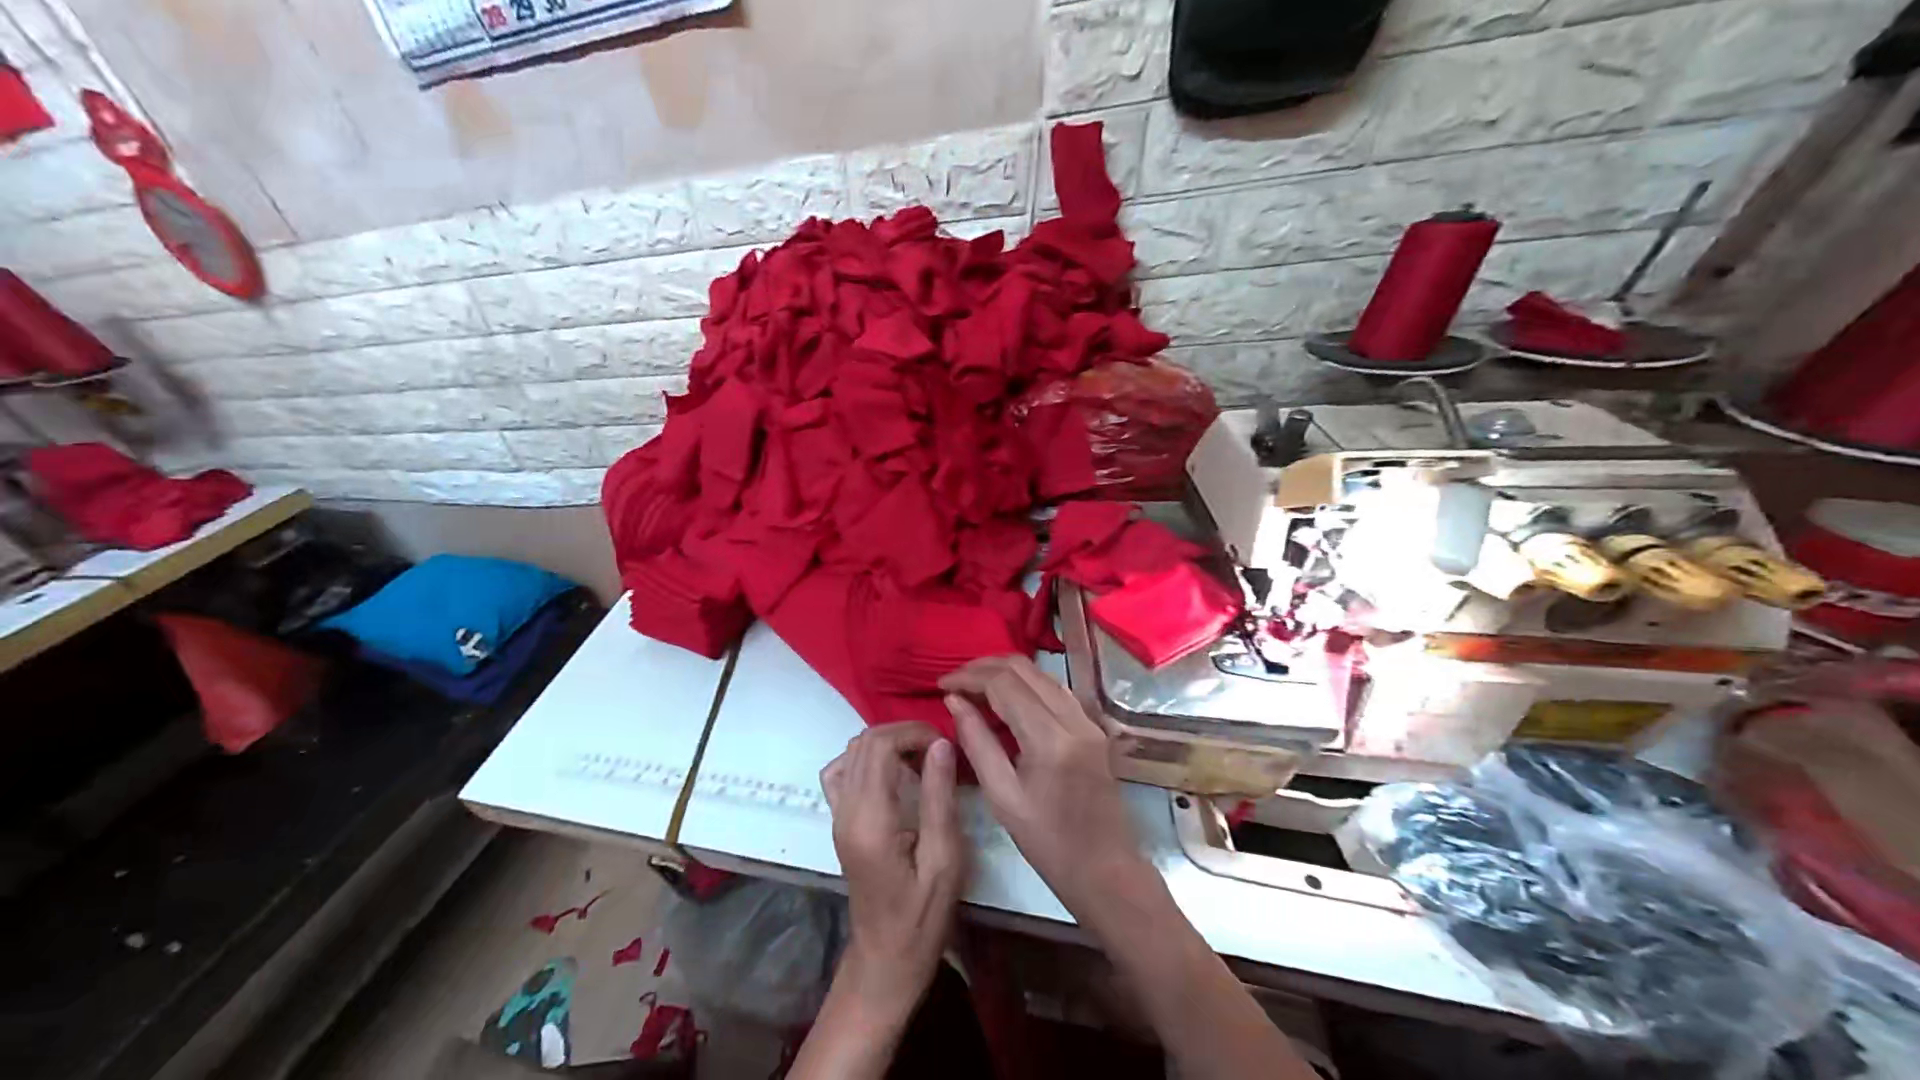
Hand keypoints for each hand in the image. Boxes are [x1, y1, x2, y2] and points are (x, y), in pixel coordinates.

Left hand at [818, 722, 965, 1010]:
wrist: (886, 957)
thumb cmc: (923, 915)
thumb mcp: (944, 859)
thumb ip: (938, 798)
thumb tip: (941, 744)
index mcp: (869, 819)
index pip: (880, 746)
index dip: (914, 733)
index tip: (946, 745)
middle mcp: (845, 810)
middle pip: (864, 742)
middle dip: (903, 733)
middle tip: (939, 749)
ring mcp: (837, 815)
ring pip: (852, 751)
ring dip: (887, 743)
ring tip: (921, 759)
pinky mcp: (839, 821)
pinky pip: (843, 771)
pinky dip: (867, 759)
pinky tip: (893, 773)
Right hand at [939, 656, 1149, 920]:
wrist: (1104, 868)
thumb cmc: (1048, 843)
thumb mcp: (1002, 796)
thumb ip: (977, 742)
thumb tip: (955, 702)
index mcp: (1050, 738)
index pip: (1004, 683)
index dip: (969, 677)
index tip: (941, 686)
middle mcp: (1073, 718)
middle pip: (1024, 668)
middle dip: (984, 667)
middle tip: (954, 682)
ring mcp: (1087, 720)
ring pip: (1041, 674)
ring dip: (1005, 673)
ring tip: (973, 688)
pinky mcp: (1092, 727)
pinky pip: (1055, 689)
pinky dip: (1026, 685)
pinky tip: (1005, 699)